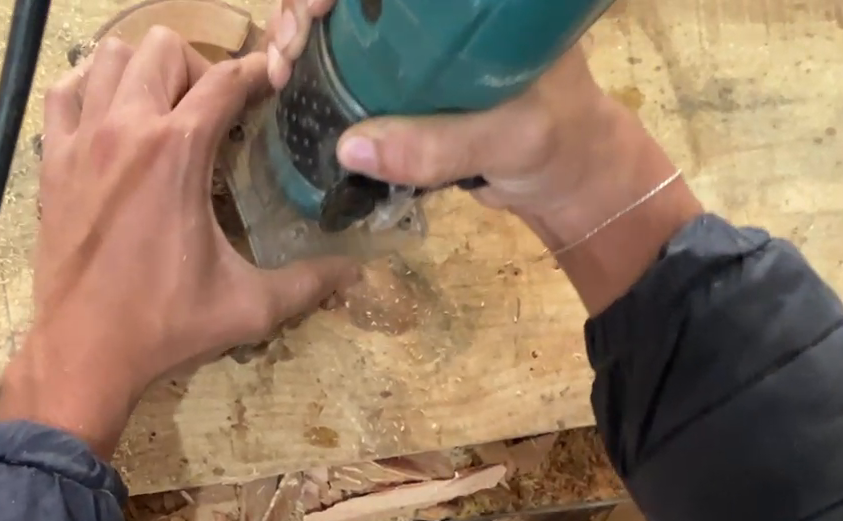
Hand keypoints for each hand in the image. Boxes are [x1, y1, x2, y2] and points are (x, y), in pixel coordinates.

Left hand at [0, 28, 356, 459]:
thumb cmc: (164, 329)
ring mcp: (81, 141)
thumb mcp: (247, 308)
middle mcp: (127, 128)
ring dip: (141, 72)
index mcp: (178, 152)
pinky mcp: (51, 163)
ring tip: (160, 112)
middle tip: (211, 115)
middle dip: (197, 69)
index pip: (227, 80)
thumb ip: (306, 284)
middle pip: (164, 49)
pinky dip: (88, 91)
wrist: (83, 354)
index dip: (257, 74)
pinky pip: (63, 93)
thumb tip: (354, 274)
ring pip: (109, 58)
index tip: (272, 85)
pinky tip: (107, 121)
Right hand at [264, 4, 699, 313]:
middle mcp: (440, 11)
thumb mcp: (506, 140)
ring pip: (345, 27)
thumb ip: (436, 146)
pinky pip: (351, 73)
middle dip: (306, 4)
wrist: (561, 180)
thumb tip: (348, 148)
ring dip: (301, 39)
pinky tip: (291, 87)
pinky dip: (316, 76)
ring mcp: (418, 49)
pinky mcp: (403, 89)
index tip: (315, 6)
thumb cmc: (557, 142)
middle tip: (285, 49)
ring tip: (280, 71)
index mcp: (474, 0)